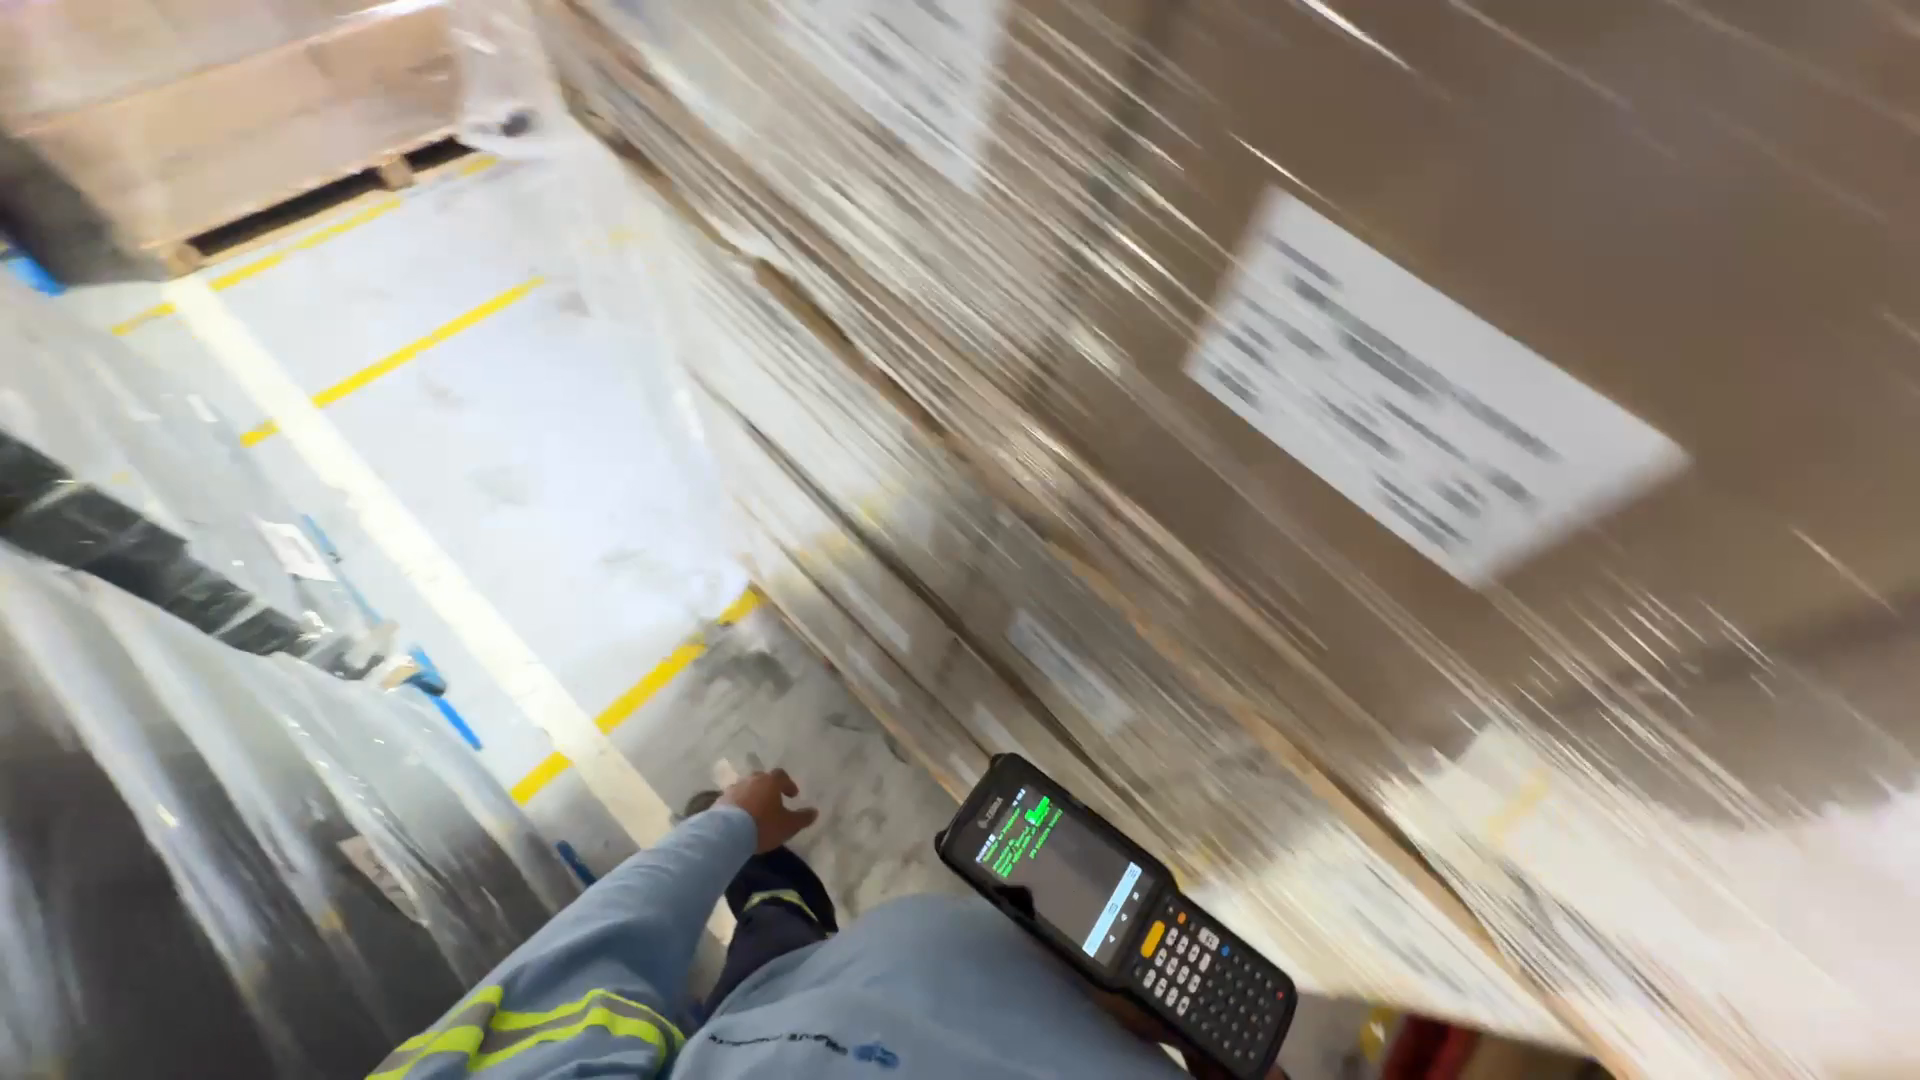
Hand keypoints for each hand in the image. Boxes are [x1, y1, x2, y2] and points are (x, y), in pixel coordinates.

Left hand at [716, 768, 819, 852]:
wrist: (726, 834)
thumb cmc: (762, 825)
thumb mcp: (788, 825)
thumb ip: (802, 818)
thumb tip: (814, 811)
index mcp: (770, 782)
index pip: (781, 776)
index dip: (788, 784)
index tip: (792, 795)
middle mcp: (751, 780)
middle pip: (762, 779)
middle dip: (768, 788)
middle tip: (772, 801)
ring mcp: (733, 789)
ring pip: (745, 788)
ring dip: (751, 797)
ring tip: (755, 812)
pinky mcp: (718, 802)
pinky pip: (732, 800)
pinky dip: (738, 806)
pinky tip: (739, 819)